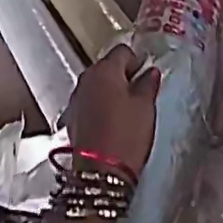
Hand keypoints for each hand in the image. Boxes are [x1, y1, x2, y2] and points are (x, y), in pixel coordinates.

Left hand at [65, 45, 159, 176]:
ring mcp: (76, 96)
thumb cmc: (127, 134)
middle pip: (107, 66)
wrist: (100, 171)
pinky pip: (89, 101)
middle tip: (139, 94)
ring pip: (97, 84)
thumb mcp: (145, 107)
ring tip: (126, 110)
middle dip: (123, 75)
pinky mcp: (72, 115)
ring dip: (110, 91)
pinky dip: (99, 105)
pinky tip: (110, 122)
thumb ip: (148, 84)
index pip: (122, 51)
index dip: (137, 60)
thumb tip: (150, 70)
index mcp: (105, 69)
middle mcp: (86, 77)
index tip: (146, 76)